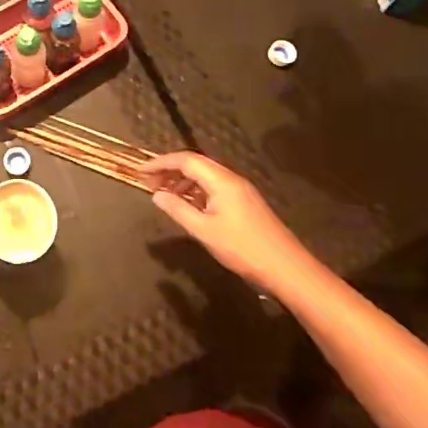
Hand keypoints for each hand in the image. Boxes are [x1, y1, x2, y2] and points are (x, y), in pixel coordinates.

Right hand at [142, 151, 308, 289]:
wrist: (286, 267)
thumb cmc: (242, 248)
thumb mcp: (204, 231)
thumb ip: (178, 210)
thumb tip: (157, 195)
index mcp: (221, 180)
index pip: (186, 160)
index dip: (161, 163)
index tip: (141, 172)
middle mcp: (231, 178)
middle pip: (196, 163)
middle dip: (170, 169)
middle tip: (150, 182)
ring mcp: (240, 189)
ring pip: (206, 175)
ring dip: (183, 180)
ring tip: (165, 194)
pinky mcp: (245, 201)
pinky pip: (215, 186)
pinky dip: (197, 190)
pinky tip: (189, 205)